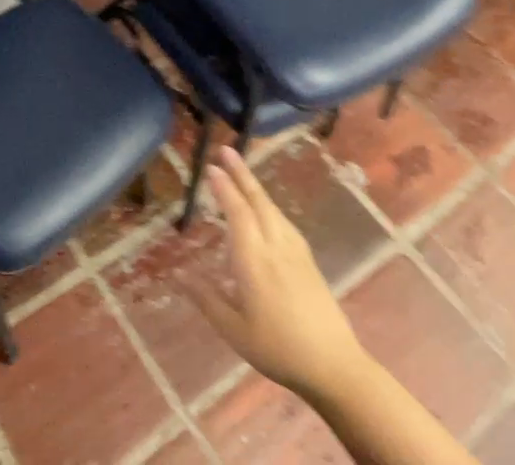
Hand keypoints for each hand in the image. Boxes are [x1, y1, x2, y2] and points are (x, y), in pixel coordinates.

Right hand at [188, 146, 368, 394]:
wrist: (334, 365)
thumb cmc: (278, 348)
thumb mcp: (234, 330)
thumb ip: (208, 299)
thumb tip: (181, 276)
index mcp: (254, 261)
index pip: (238, 214)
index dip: (224, 189)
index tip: (211, 168)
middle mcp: (277, 249)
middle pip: (259, 203)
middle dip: (241, 175)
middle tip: (227, 150)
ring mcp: (297, 254)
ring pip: (274, 211)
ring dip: (256, 188)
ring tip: (242, 173)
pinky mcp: (309, 263)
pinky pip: (285, 223)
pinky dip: (270, 207)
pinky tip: (268, 212)